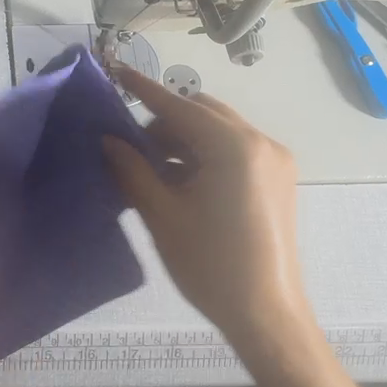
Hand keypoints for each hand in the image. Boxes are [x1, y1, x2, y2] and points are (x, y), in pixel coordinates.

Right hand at [101, 65, 311, 347]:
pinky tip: (181, 183)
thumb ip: (132, 169)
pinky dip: (205, 155)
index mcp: (233, 147)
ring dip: (184, 140)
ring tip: (153, 171)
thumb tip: (108, 140)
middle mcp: (260, 143)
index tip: (116, 70)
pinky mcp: (278, 179)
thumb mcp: (162, 214)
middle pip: (202, 113)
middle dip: (164, 122)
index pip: (178, 106)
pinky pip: (234, 150)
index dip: (143, 90)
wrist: (267, 315)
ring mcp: (274, 160)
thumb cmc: (209, 265)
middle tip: (130, 149)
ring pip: (218, 131)